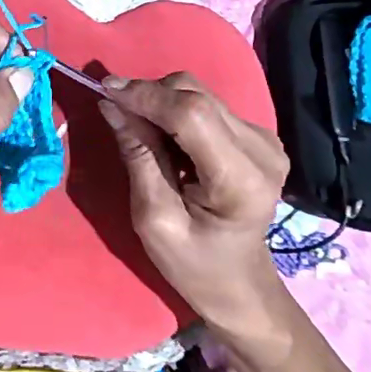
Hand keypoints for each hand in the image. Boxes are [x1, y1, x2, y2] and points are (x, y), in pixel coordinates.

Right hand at [99, 73, 289, 329]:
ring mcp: (265, 139)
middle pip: (196, 95)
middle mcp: (261, 149)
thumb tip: (112, 105)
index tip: (105, 90)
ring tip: (139, 128)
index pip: (192, 114)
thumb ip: (138, 156)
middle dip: (149, 95)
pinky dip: (176, 111)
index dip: (147, 96)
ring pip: (200, 94)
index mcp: (239, 179)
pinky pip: (207, 105)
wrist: (238, 282)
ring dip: (161, 102)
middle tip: (116, 110)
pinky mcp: (258, 135)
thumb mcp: (153, 218)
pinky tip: (165, 137)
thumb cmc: (193, 264)